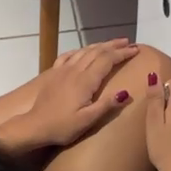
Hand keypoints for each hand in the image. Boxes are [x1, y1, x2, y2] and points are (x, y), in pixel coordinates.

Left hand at [13, 39, 139, 146]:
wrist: (35, 126)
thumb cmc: (62, 127)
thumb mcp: (87, 121)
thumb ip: (106, 105)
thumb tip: (126, 93)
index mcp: (85, 81)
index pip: (107, 60)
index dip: (122, 54)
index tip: (135, 50)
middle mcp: (75, 70)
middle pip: (97, 51)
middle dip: (114, 46)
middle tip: (129, 43)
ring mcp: (63, 70)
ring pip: (84, 51)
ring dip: (100, 45)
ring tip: (112, 43)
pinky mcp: (54, 74)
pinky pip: (69, 56)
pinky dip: (80, 50)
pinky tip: (83, 50)